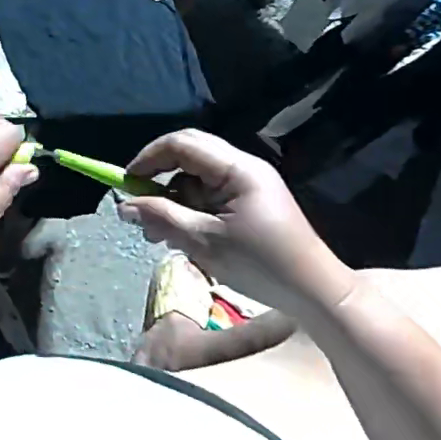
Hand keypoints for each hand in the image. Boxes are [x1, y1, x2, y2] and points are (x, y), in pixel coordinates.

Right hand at [119, 130, 354, 315]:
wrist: (317, 294)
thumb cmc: (263, 266)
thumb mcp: (205, 242)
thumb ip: (162, 218)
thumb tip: (123, 206)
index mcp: (237, 169)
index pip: (181, 145)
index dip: (148, 159)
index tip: (126, 184)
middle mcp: (242, 167)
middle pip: (187, 153)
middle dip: (157, 175)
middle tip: (139, 202)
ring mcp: (246, 183)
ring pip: (193, 176)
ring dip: (170, 197)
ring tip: (157, 232)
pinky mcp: (247, 201)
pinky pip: (206, 193)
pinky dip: (186, 208)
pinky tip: (178, 234)